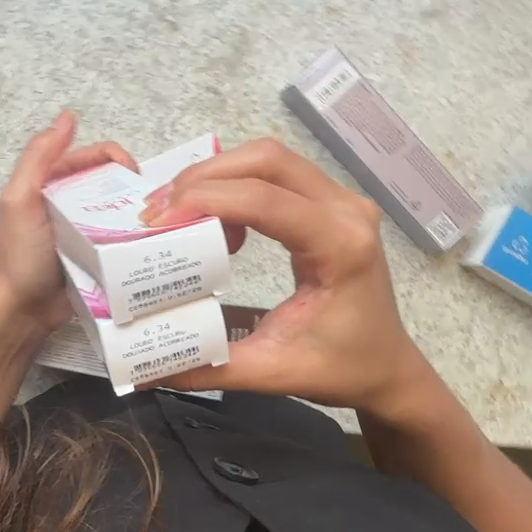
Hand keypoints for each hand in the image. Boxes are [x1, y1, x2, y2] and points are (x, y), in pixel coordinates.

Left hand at [0, 110, 137, 335]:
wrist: (24, 309)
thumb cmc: (22, 254)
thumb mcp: (21, 199)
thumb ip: (39, 157)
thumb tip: (68, 116)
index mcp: (53, 182)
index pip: (93, 156)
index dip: (117, 158)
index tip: (135, 177)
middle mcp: (72, 202)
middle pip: (112, 182)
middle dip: (133, 186)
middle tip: (151, 205)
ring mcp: (86, 229)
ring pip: (121, 210)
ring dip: (139, 212)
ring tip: (158, 224)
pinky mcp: (98, 255)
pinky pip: (121, 238)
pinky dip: (135, 236)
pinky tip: (152, 241)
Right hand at [139, 138, 422, 415]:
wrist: (387, 367)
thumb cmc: (340, 369)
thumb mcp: (271, 373)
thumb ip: (207, 367)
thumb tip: (144, 368)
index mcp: (341, 247)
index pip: (265, 200)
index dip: (205, 201)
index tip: (156, 223)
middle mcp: (346, 210)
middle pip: (266, 161)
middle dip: (203, 178)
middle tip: (157, 211)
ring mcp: (343, 201)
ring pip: (270, 159)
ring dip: (217, 176)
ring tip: (175, 211)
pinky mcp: (331, 204)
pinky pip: (277, 174)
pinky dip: (235, 185)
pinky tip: (213, 220)